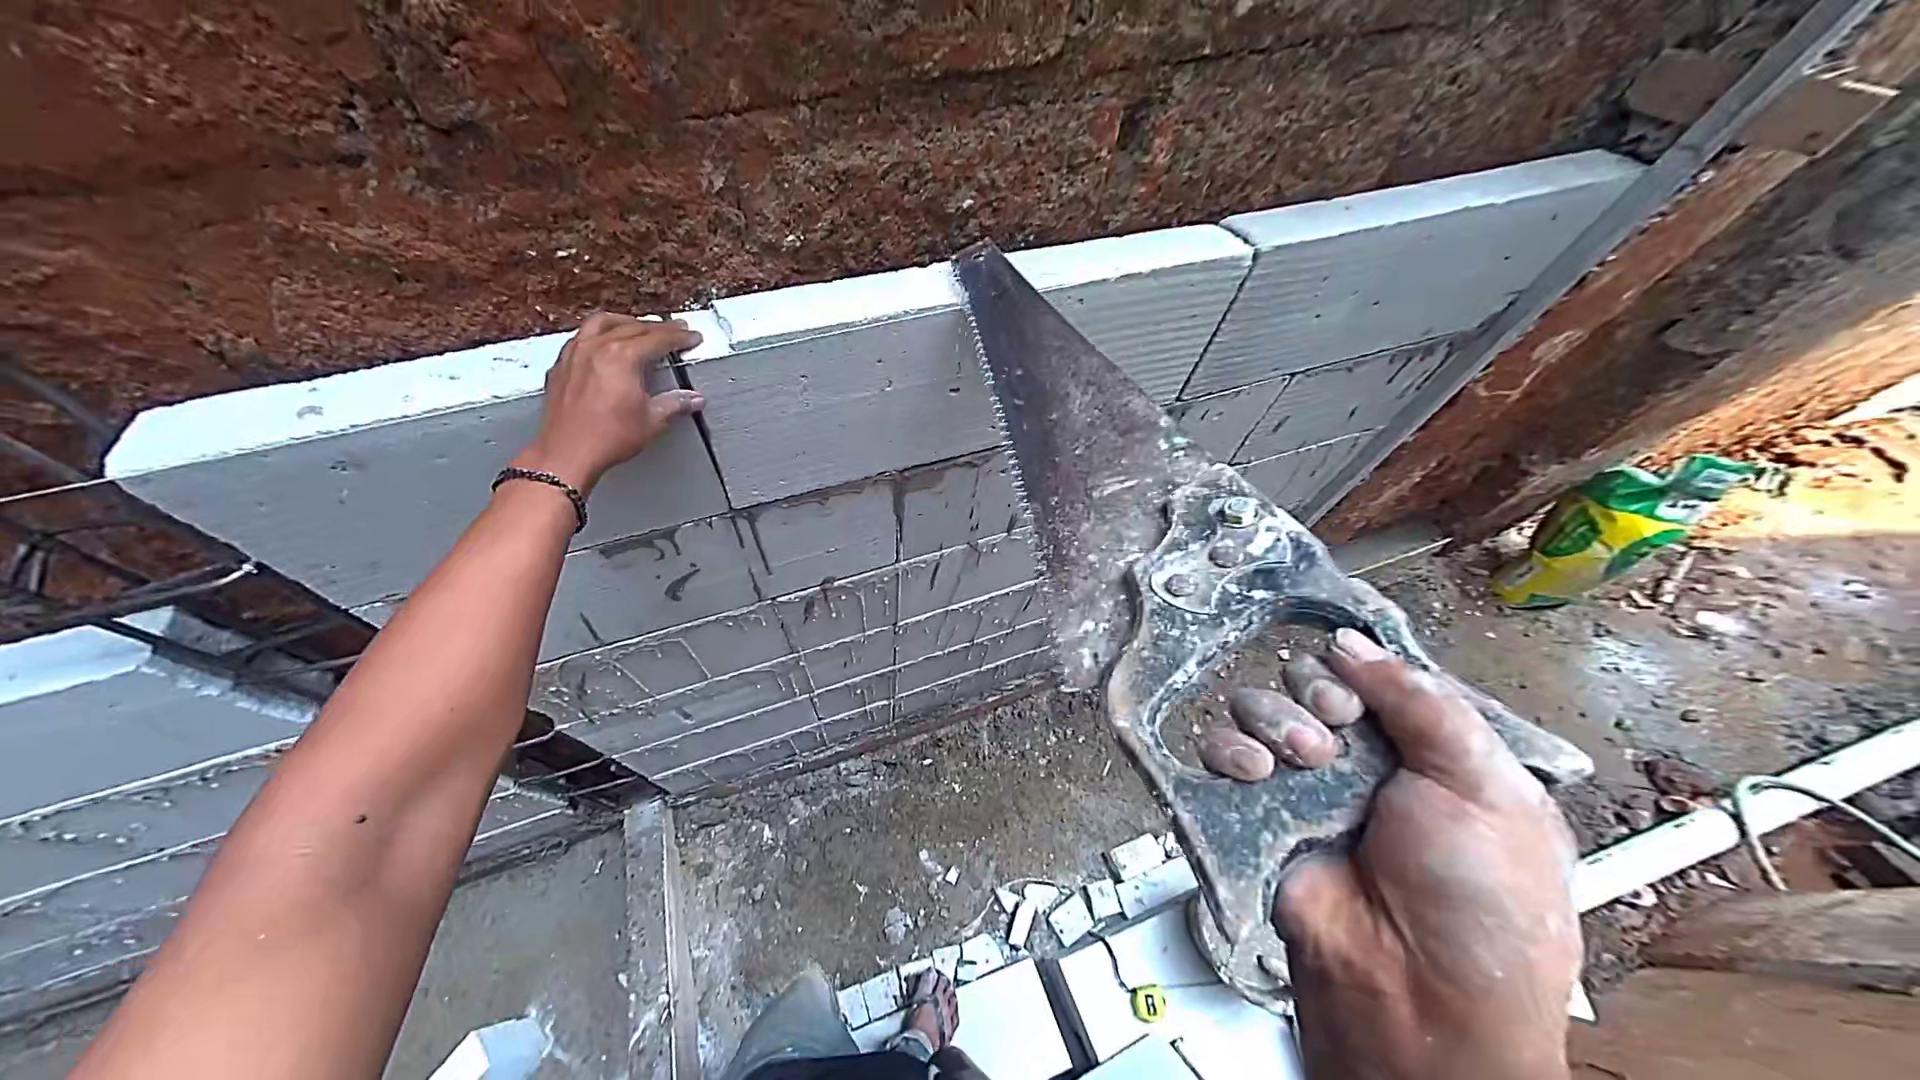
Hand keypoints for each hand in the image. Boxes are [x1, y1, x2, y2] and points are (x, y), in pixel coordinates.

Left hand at [511, 313, 705, 492]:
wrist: (567, 453)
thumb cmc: (604, 437)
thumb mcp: (652, 421)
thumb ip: (675, 404)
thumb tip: (691, 400)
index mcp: (622, 356)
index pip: (657, 338)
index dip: (678, 337)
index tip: (690, 336)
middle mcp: (596, 348)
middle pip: (632, 327)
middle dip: (657, 327)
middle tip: (673, 330)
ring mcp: (574, 354)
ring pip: (602, 324)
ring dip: (625, 322)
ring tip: (637, 326)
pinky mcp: (561, 367)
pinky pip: (581, 337)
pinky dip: (598, 334)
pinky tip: (603, 343)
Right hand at [1202, 628, 1579, 1079]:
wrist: (1415, 992)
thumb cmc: (1477, 903)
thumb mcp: (1489, 790)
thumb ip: (1426, 704)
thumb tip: (1354, 643)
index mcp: (1421, 747)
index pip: (1370, 673)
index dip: (1358, 670)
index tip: (1360, 694)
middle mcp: (1357, 758)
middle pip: (1306, 681)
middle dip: (1313, 694)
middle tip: (1332, 731)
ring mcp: (1301, 782)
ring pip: (1258, 706)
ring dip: (1273, 720)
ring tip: (1302, 761)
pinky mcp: (1254, 807)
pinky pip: (1220, 752)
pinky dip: (1229, 750)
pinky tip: (1256, 771)